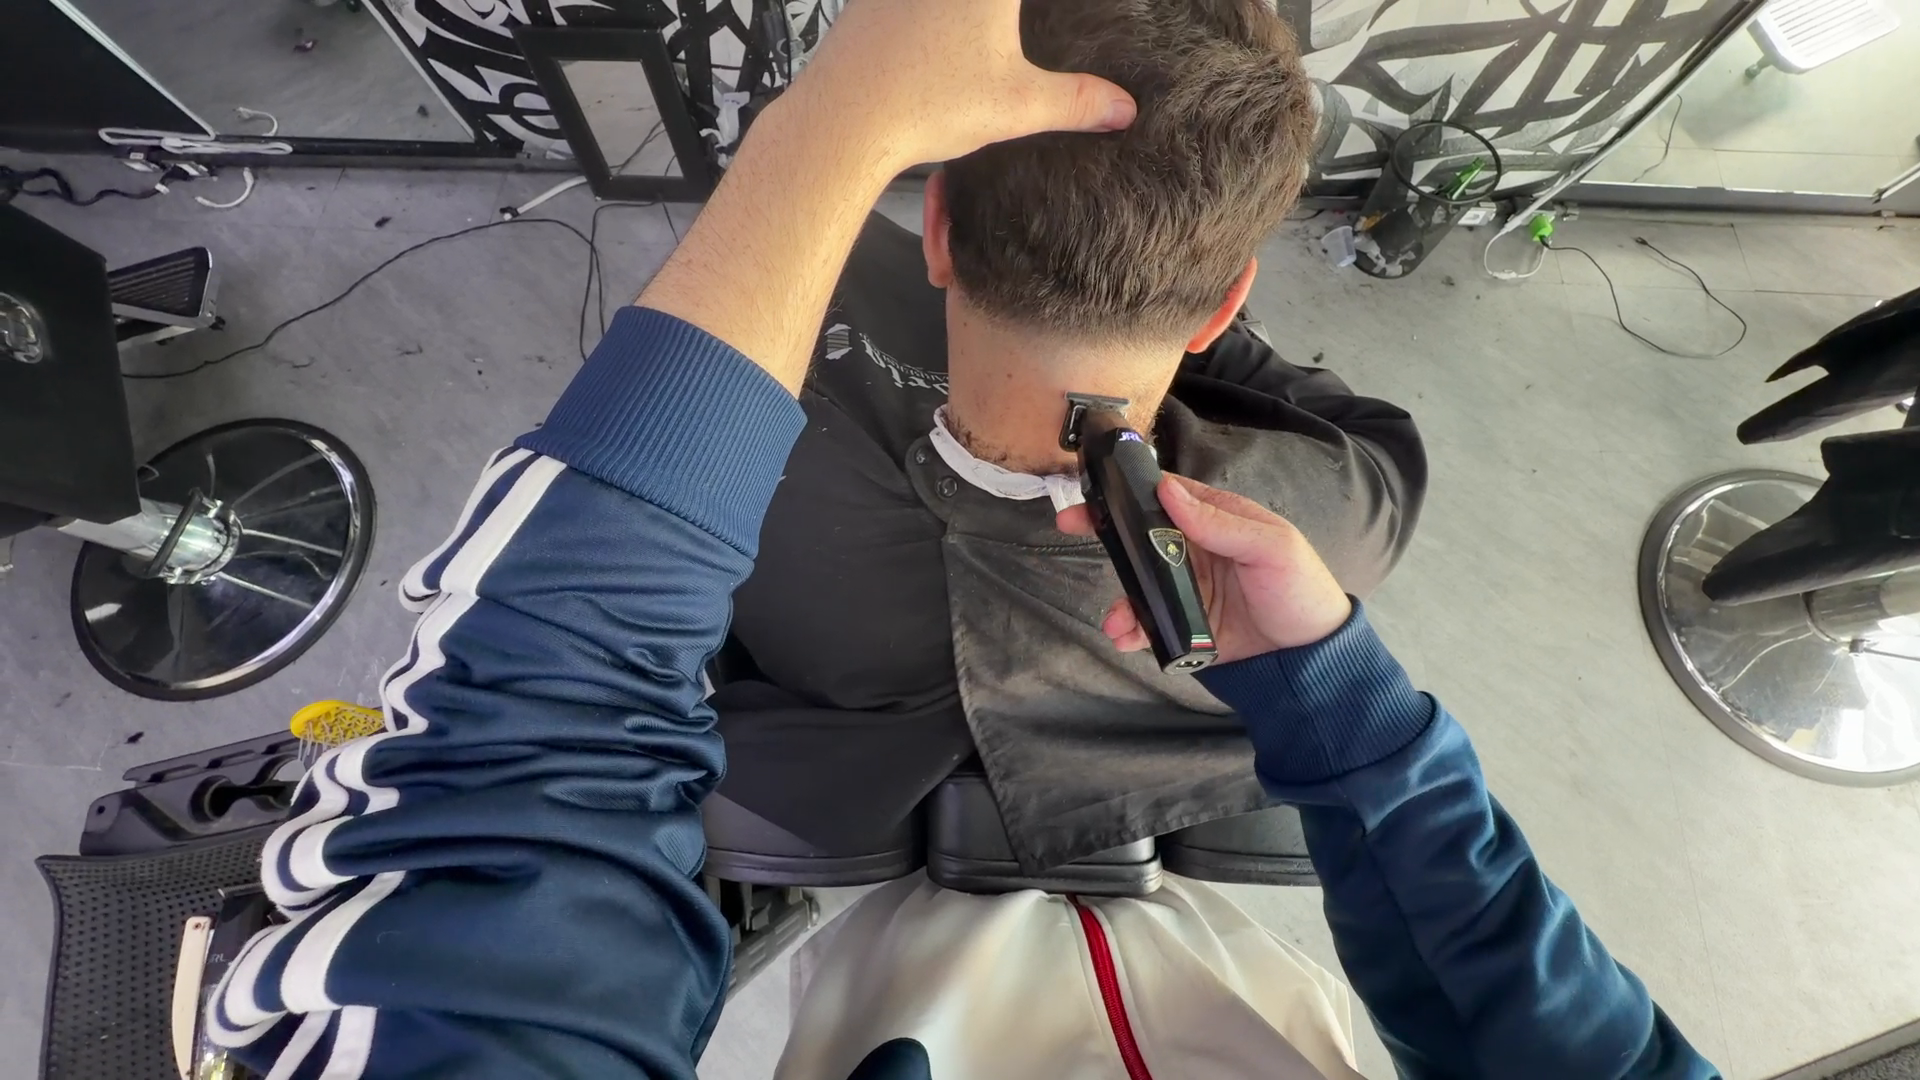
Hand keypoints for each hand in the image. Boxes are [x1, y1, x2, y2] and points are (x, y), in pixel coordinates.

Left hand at [781, 0, 1136, 172]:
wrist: (847, 115)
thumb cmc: (929, 103)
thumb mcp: (1015, 105)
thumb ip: (1075, 102)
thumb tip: (1124, 109)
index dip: (1026, 10)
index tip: (1021, 30)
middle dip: (1008, 14)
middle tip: (1011, 30)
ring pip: (959, 1)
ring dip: (973, 15)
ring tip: (989, 31)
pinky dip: (929, 13)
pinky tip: (938, 30)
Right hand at [1057, 474, 1352, 663]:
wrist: (1312, 658)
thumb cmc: (1299, 588)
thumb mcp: (1270, 547)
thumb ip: (1218, 521)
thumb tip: (1166, 488)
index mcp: (1215, 519)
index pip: (1165, 494)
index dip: (1129, 489)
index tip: (1096, 487)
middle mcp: (1193, 549)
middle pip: (1140, 535)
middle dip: (1105, 533)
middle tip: (1069, 524)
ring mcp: (1185, 587)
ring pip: (1139, 583)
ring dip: (1121, 600)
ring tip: (1117, 623)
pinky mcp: (1182, 623)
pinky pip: (1148, 621)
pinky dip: (1132, 629)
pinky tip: (1127, 638)